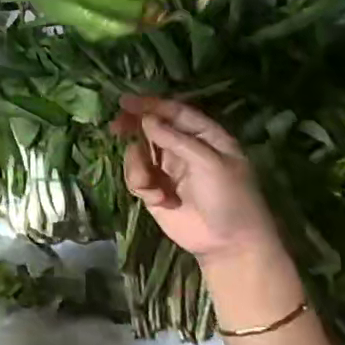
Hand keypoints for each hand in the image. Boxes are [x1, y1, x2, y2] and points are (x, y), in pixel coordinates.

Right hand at [111, 95, 281, 262]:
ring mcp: (167, 170)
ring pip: (138, 154)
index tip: (125, 101)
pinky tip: (157, 199)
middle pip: (151, 129)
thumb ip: (176, 139)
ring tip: (148, 185)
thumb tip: (146, 119)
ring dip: (137, 166)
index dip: (151, 105)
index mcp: (205, 137)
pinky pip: (135, 177)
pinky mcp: (154, 190)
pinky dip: (141, 185)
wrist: (228, 243)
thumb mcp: (208, 162)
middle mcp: (184, 149)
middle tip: (115, 127)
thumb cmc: (229, 197)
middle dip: (133, 128)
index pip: (175, 113)